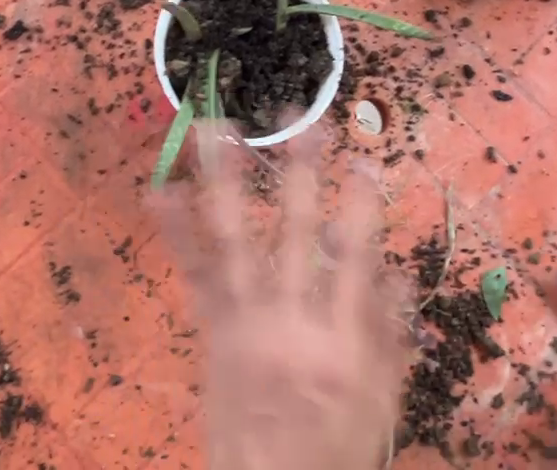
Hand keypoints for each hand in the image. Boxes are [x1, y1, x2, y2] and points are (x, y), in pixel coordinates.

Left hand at [155, 123, 409, 469]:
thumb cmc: (335, 450)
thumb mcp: (383, 404)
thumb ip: (390, 335)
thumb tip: (395, 267)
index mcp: (340, 342)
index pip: (355, 259)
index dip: (362, 206)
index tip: (366, 160)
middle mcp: (289, 321)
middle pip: (296, 234)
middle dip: (301, 173)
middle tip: (299, 119)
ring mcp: (244, 321)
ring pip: (235, 239)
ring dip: (226, 181)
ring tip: (217, 129)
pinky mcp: (214, 329)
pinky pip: (195, 274)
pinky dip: (177, 231)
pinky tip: (161, 190)